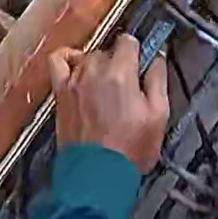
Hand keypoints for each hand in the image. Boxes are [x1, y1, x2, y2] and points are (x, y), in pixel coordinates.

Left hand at [49, 34, 167, 171]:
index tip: (142, 64)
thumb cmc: (127, 151)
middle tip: (128, 89)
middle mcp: (94, 70)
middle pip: (109, 50)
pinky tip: (76, 66)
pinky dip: (68, 58)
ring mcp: (74, 78)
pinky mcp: (61, 90)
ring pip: (89, 56)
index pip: (129, 41)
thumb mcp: (158, 116)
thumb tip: (158, 58)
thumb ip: (158, 80)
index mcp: (120, 73)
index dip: (138, 52)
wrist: (98, 177)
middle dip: (120, 65)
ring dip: (98, 67)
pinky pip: (58, 60)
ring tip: (106, 89)